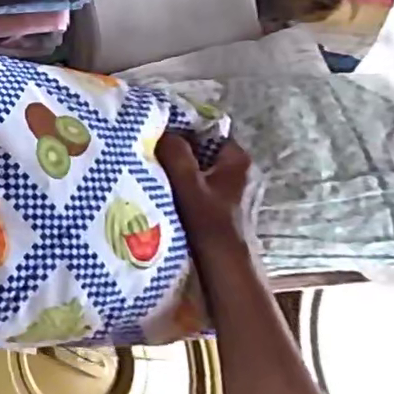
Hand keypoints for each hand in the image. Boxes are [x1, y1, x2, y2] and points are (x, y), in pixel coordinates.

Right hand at [156, 135, 254, 279]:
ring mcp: (235, 189)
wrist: (225, 264)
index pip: (207, 131)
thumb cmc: (208, 222)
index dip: (181, 129)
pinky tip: (166, 190)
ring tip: (154, 171)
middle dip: (177, 150)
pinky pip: (200, 183)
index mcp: (239, 161)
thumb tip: (164, 131)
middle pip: (202, 149)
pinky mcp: (225, 204)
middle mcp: (243, 171)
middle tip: (150, 152)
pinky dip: (183, 184)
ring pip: (200, 167)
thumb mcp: (187, 183)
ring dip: (178, 169)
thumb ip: (176, 154)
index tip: (156, 133)